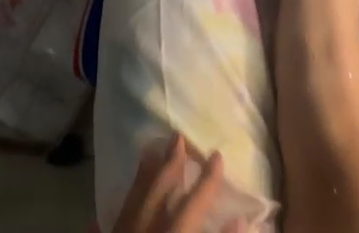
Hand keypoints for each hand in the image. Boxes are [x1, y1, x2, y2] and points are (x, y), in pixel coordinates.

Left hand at [110, 135, 228, 232]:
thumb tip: (240, 219)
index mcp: (175, 231)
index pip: (195, 201)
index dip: (208, 178)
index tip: (217, 154)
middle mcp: (149, 225)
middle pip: (160, 188)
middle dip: (170, 161)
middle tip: (178, 135)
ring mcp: (125, 229)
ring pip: (136, 195)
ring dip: (146, 171)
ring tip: (153, 148)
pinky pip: (118, 211)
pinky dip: (127, 194)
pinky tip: (130, 185)